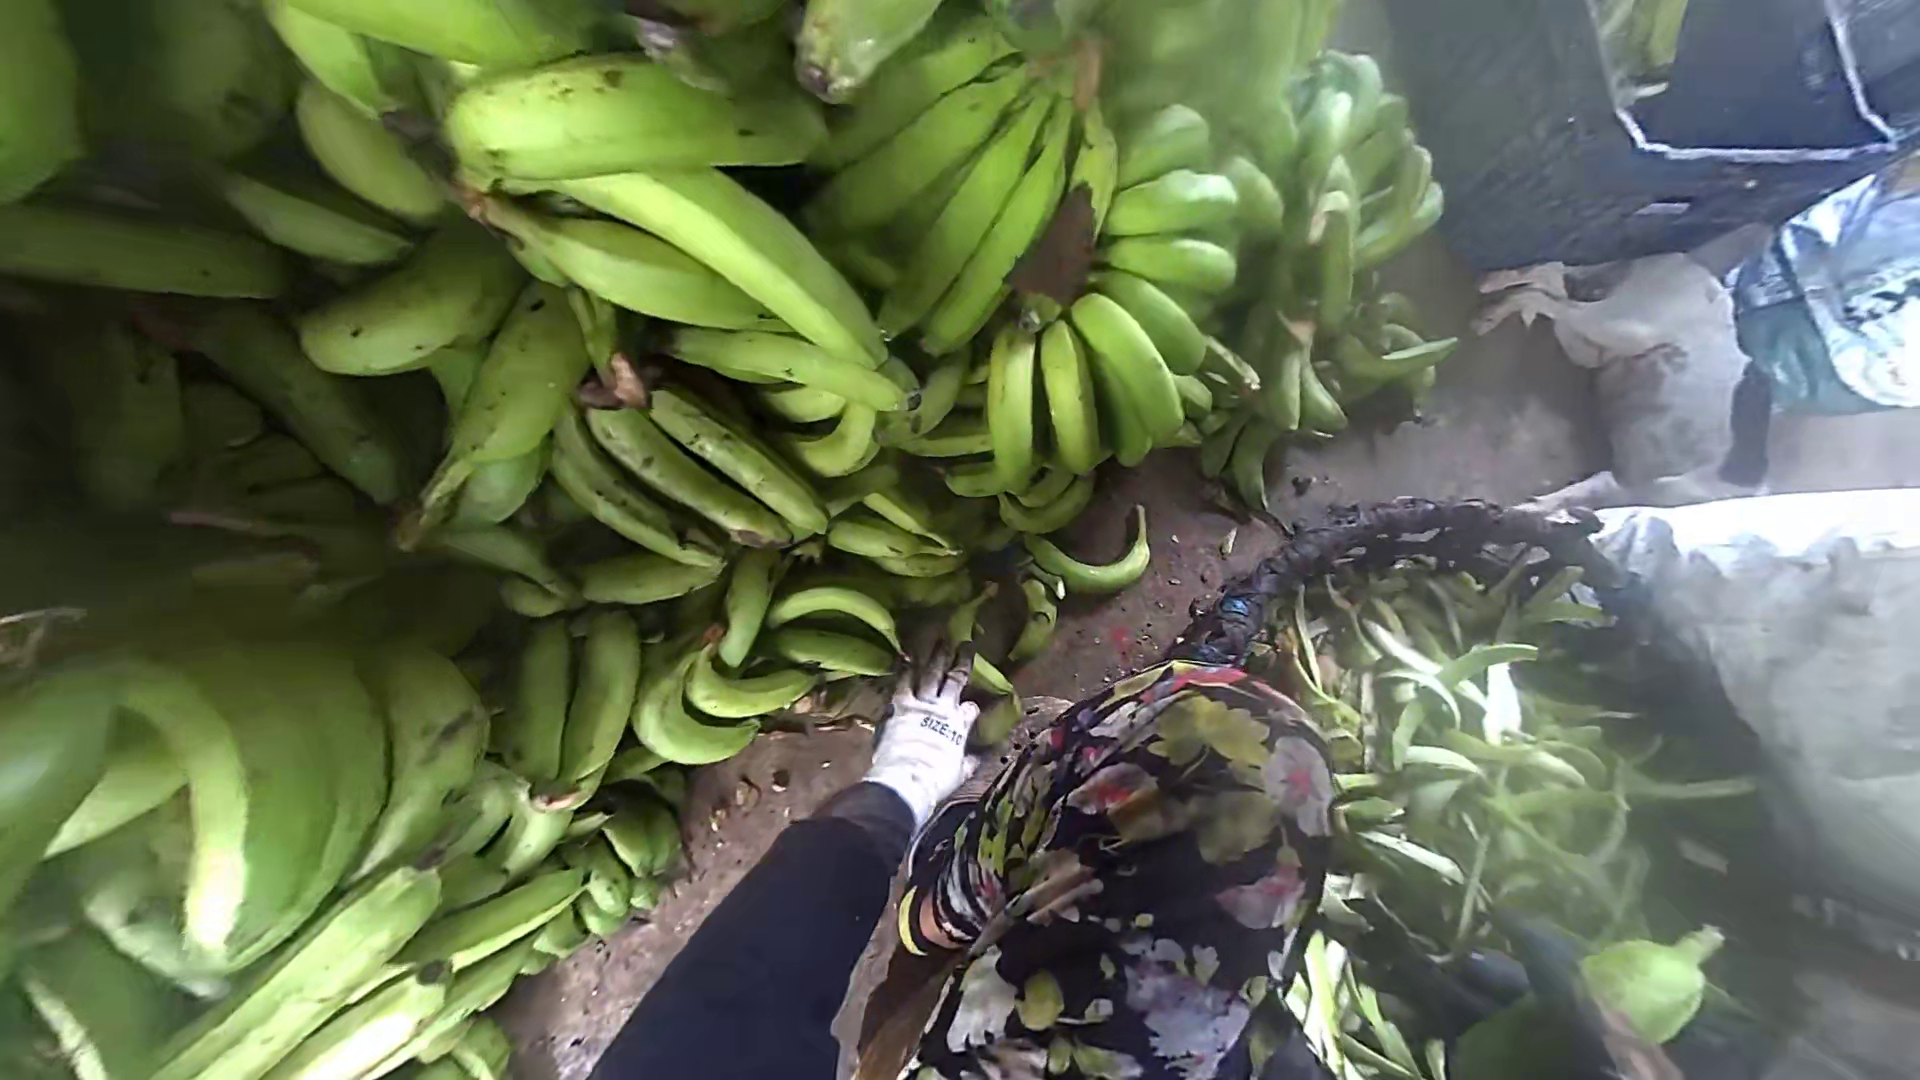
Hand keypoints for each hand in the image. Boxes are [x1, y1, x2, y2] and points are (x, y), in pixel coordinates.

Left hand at [863, 640, 980, 831]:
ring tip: (942, 641)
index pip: (970, 709)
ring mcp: (922, 703)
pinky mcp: (902, 703)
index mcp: (960, 725)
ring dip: (936, 657)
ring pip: (932, 674)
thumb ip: (968, 762)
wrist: (910, 776)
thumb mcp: (959, 773)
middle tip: (965, 644)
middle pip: (955, 680)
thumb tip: (977, 759)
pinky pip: (903, 682)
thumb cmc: (937, 779)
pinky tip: (905, 656)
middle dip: (961, 661)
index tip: (971, 705)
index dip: (971, 706)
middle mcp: (944, 708)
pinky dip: (904, 669)